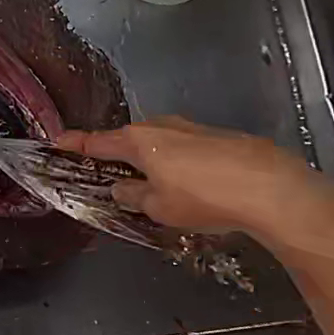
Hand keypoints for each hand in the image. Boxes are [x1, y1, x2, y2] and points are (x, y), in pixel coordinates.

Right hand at [55, 116, 333, 250]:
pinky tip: (193, 185)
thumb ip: (133, 196)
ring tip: (155, 185)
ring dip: (151, 159)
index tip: (56, 142)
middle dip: (117, 155)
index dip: (74, 144)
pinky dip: (178, 162)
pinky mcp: (220, 136)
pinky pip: (185, 148)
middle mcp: (160, 126)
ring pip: (159, 143)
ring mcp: (192, 128)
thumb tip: (122, 189)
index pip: (95, 141)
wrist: (277, 191)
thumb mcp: (158, 208)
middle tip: (109, 176)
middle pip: (128, 139)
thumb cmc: (205, 199)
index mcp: (137, 141)